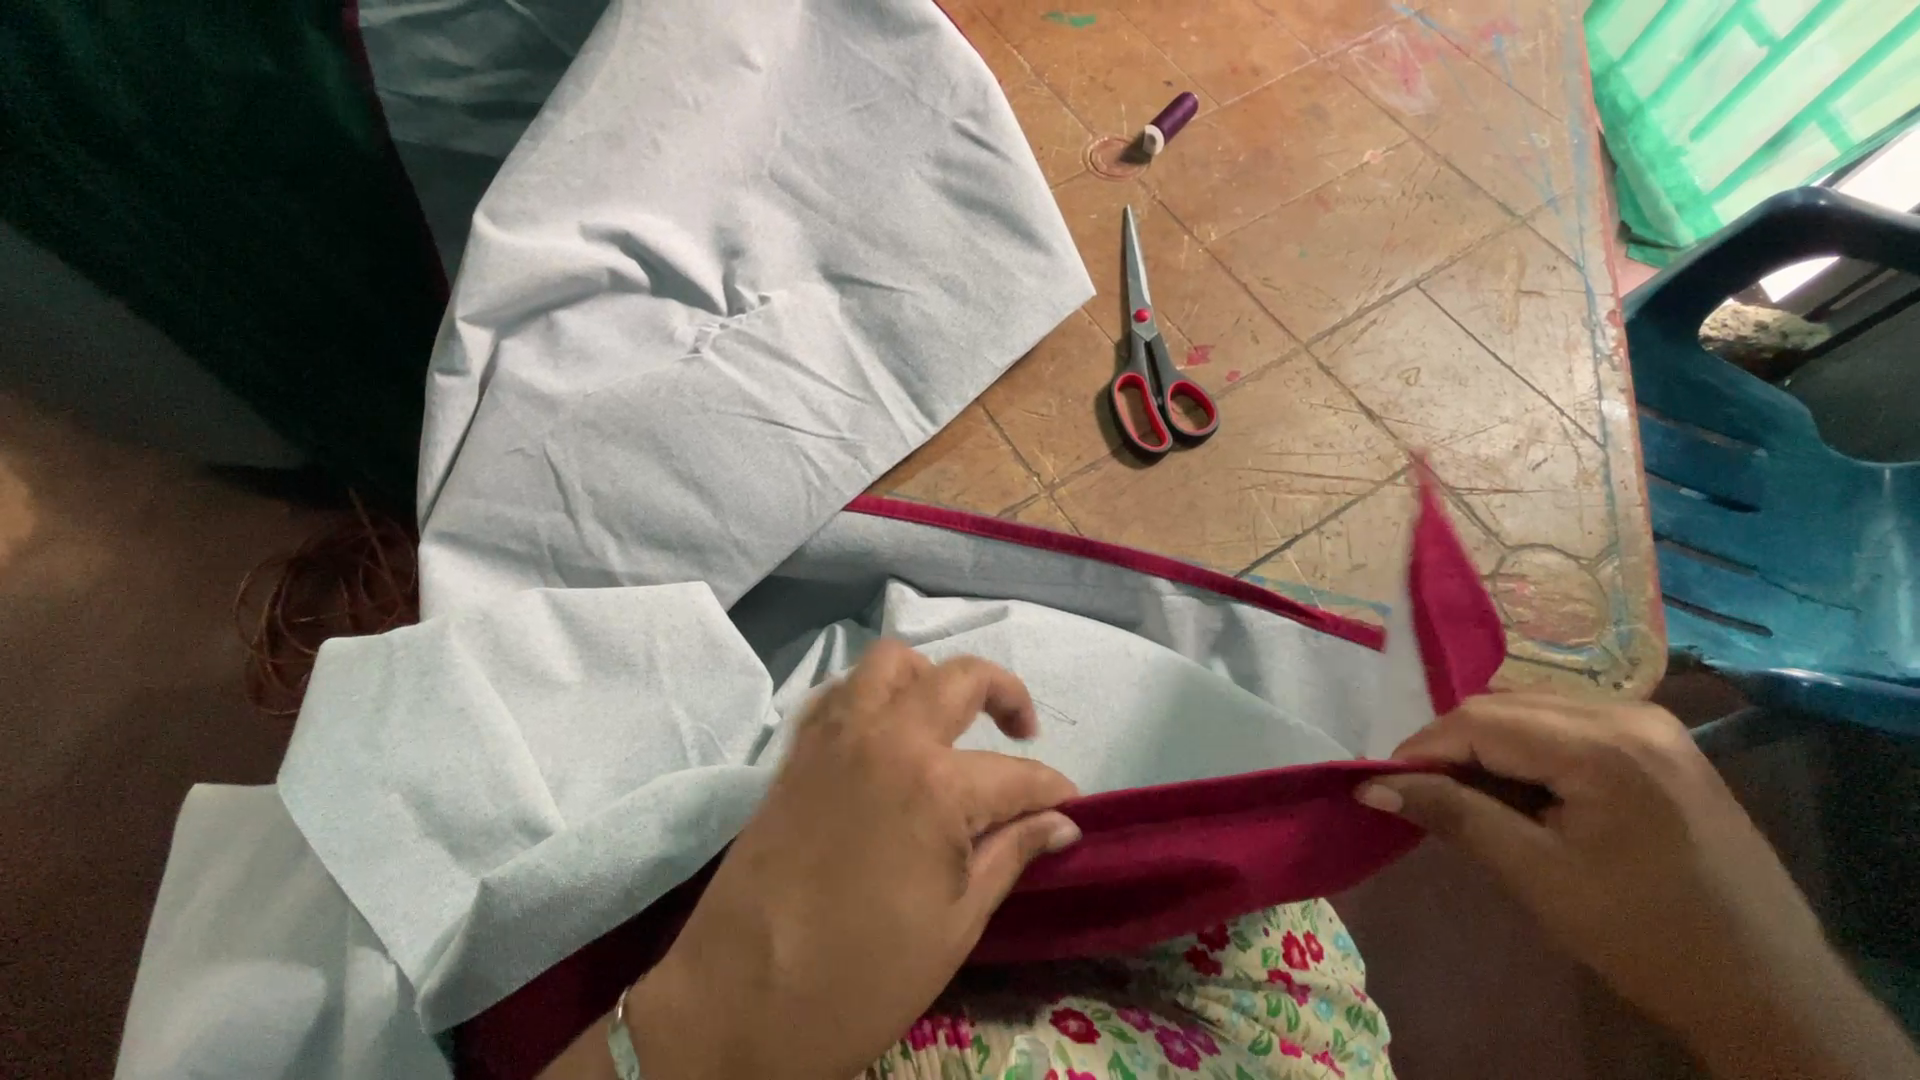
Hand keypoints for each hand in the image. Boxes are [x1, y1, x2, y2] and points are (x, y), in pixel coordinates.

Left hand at [625, 642, 1079, 1079]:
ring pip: (890, 662)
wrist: (734, 1004)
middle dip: (1007, 694)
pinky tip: (883, 736)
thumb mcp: (955, 926)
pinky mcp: (795, 751)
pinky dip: (870, 695)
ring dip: (930, 678)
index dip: (1054, 793)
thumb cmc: (858, 979)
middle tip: (1022, 734)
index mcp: (935, 784)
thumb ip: (1010, 856)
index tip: (1072, 811)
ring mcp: (834, 736)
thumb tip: (1062, 824)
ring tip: (948, 722)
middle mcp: (887, 738)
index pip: (1017, 775)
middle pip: (961, 678)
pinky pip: (838, 692)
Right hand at [1356, 694, 1917, 1078]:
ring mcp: (1652, 727)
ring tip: (1466, 797)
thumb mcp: (1535, 875)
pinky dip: (1526, 751)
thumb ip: (1452, 814)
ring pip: (1531, 711)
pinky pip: (1567, 726)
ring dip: (1486, 748)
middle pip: (1503, 707)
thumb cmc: (1644, 936)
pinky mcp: (1661, 746)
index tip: (1381, 785)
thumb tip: (1370, 786)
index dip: (1420, 749)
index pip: (1479, 721)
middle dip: (1451, 747)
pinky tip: (1520, 793)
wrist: (1770, 991)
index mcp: (1605, 746)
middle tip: (1419, 794)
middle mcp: (1630, 715)